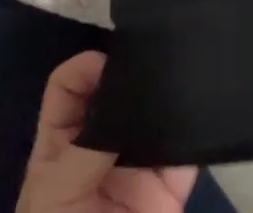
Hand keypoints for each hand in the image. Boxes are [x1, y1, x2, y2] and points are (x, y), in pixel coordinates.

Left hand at [16, 51, 198, 212]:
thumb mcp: (52, 201)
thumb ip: (81, 157)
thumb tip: (116, 108)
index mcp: (59, 150)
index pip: (65, 91)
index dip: (82, 69)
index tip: (107, 61)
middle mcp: (98, 152)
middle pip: (113, 99)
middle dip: (129, 76)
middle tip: (153, 54)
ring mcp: (135, 172)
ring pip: (150, 122)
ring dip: (163, 101)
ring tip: (180, 73)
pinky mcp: (168, 194)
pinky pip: (183, 158)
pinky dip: (194, 137)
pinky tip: (201, 116)